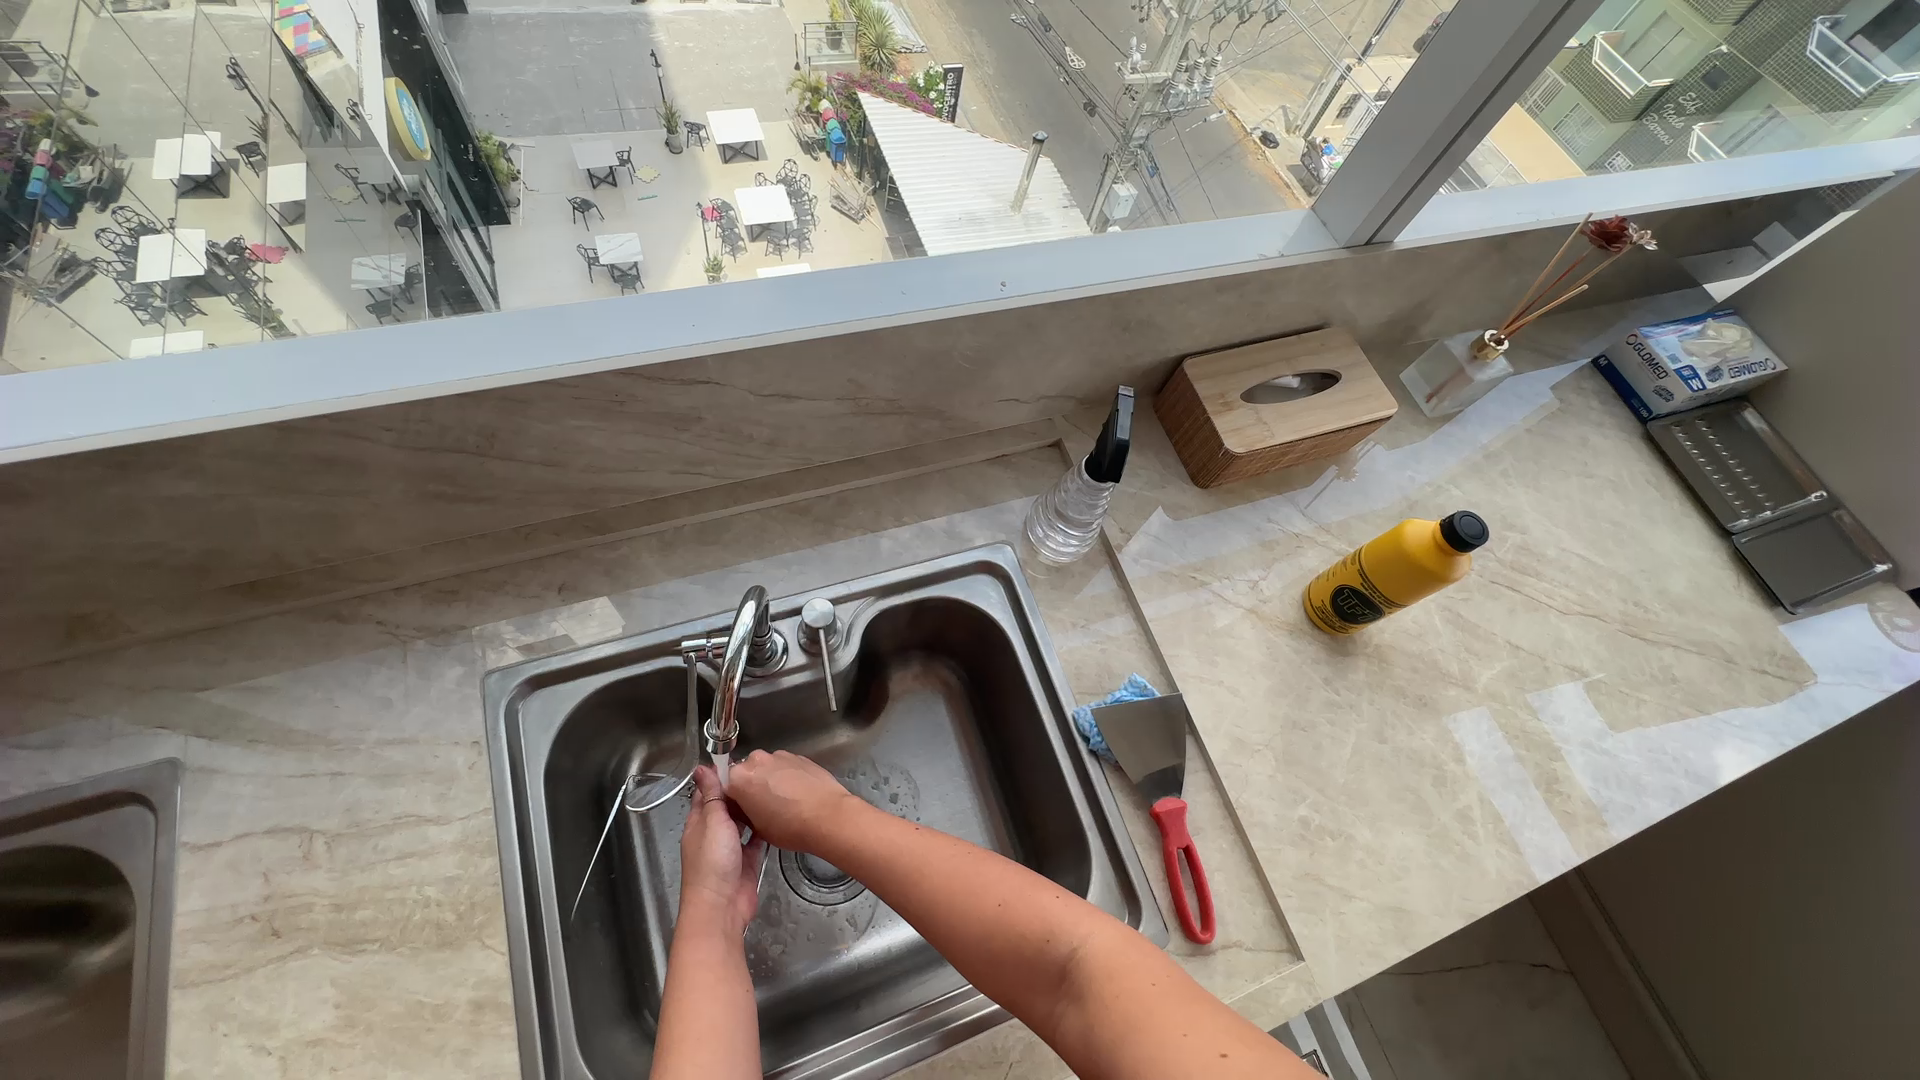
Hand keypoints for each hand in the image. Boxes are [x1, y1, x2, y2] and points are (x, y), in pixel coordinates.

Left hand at [677, 765, 767, 932]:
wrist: (721, 908)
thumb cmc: (713, 862)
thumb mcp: (712, 822)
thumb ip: (711, 795)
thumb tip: (700, 768)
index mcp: (699, 823)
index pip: (706, 793)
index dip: (718, 777)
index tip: (738, 761)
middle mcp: (713, 833)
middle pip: (726, 807)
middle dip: (740, 792)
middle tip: (762, 773)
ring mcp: (731, 848)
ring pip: (742, 822)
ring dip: (752, 809)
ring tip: (771, 789)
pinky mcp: (747, 860)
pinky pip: (756, 839)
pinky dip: (764, 829)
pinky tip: (777, 816)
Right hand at [725, 749, 864, 852]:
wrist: (828, 815)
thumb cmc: (790, 826)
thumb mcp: (757, 828)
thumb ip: (743, 811)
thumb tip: (743, 806)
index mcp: (739, 778)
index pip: (724, 786)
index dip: (732, 799)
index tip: (739, 810)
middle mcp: (756, 760)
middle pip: (745, 772)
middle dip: (750, 786)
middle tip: (760, 806)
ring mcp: (779, 755)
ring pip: (766, 767)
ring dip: (769, 779)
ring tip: (783, 800)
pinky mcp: (799, 755)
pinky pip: (785, 765)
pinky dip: (787, 776)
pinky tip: (797, 793)